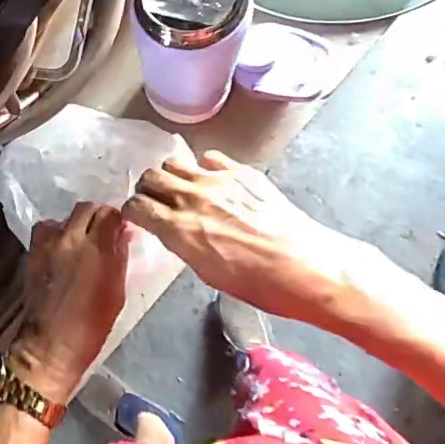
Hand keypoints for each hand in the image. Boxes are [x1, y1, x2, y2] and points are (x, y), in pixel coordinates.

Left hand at [11, 202, 130, 405]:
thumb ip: (118, 256)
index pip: (110, 214)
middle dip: (97, 216)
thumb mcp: (116, 292)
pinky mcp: (32, 250)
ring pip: (64, 217)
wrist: (50, 344)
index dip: (117, 218)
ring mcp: (47, 243)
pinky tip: (62, 250)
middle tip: (102, 232)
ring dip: (75, 224)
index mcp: (96, 249)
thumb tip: (122, 232)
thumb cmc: (91, 325)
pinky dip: (56, 234)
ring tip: (81, 242)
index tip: (120, 228)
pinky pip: (46, 230)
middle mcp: (70, 238)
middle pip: (86, 208)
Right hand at [122, 151, 417, 335]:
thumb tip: (171, 229)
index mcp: (179, 229)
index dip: (134, 211)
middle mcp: (192, 199)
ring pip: (174, 163)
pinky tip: (214, 182)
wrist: (310, 267)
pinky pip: (209, 158)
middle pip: (150, 177)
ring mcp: (217, 181)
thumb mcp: (208, 273)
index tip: (138, 215)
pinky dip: (204, 168)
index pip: (136, 205)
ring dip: (172, 175)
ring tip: (183, 188)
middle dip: (147, 189)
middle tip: (156, 199)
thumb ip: (182, 243)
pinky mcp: (242, 172)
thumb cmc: (260, 284)